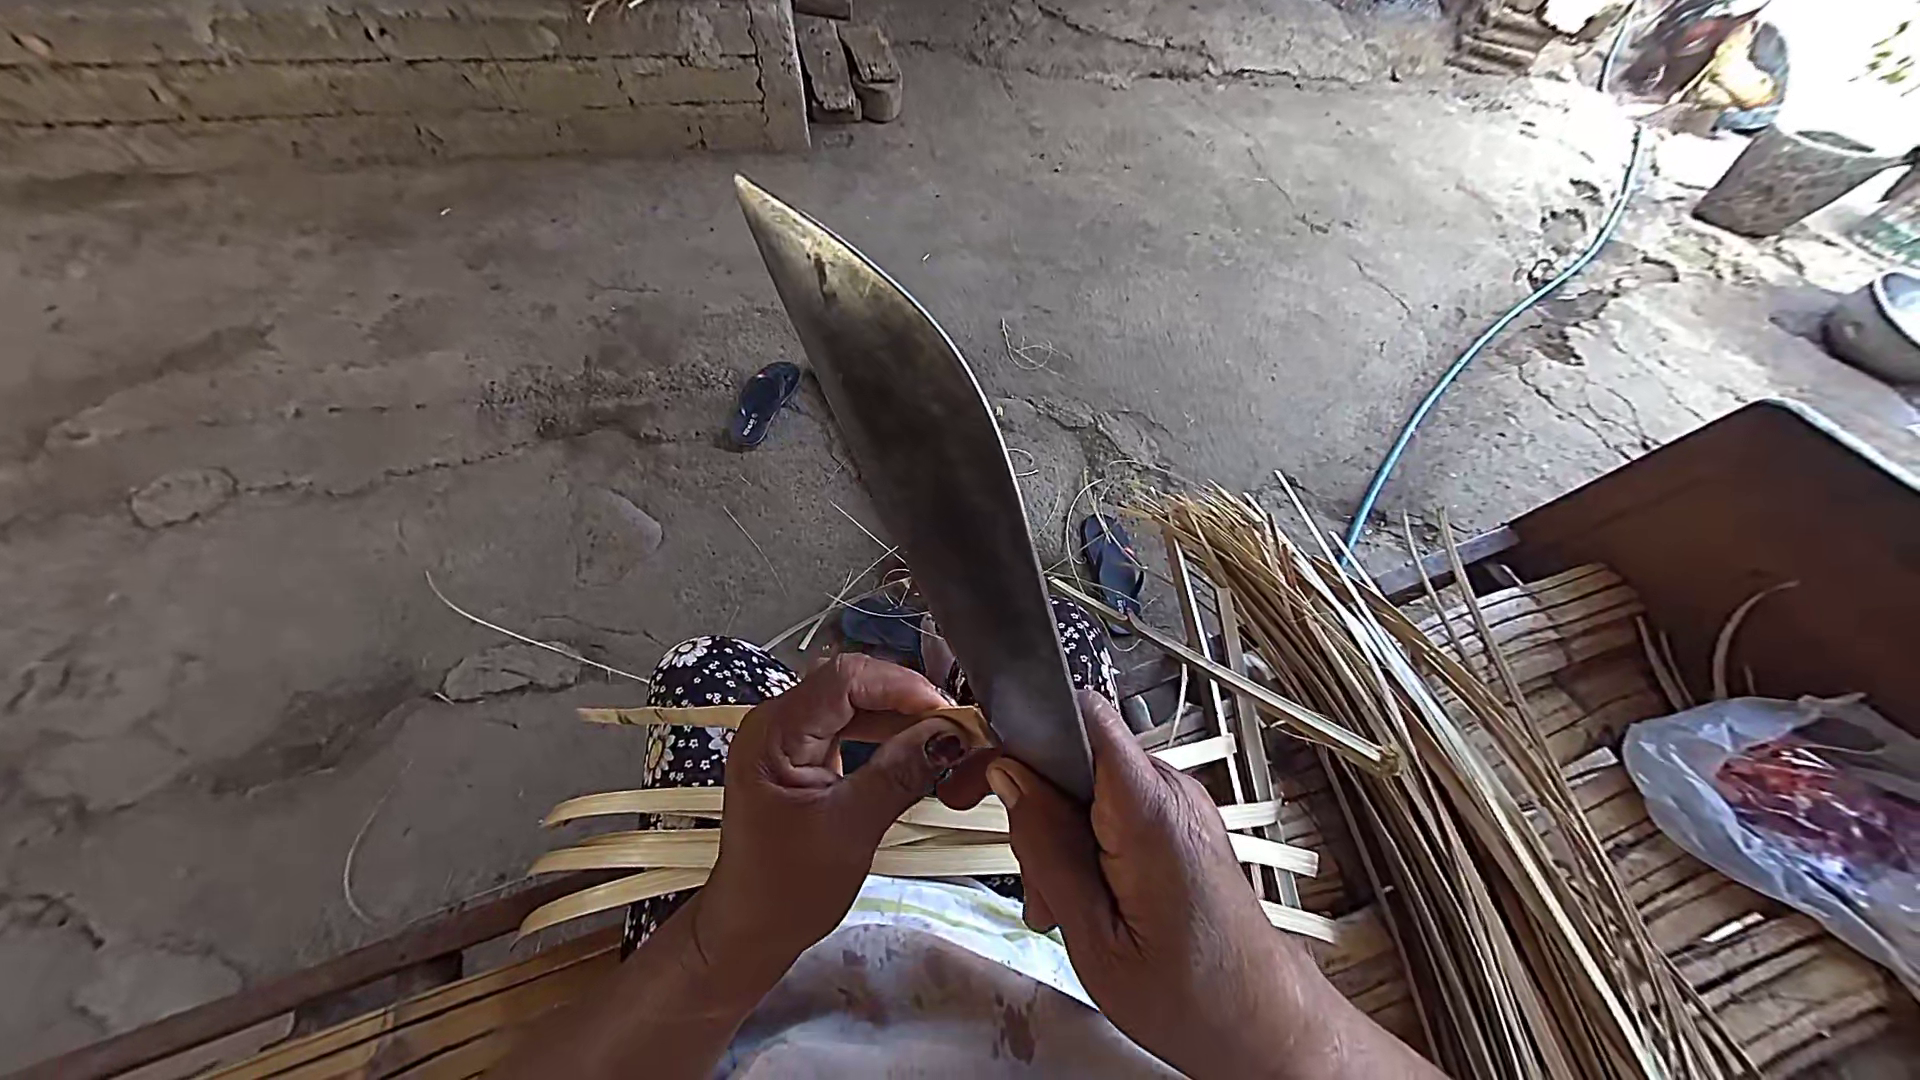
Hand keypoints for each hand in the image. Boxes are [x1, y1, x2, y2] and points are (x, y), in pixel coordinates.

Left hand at [693, 653, 975, 982]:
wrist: (750, 928)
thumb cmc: (789, 888)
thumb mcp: (851, 829)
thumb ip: (899, 773)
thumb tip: (950, 735)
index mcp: (774, 732)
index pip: (844, 680)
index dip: (899, 686)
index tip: (945, 712)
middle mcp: (777, 719)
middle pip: (851, 683)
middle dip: (905, 696)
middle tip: (953, 723)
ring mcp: (789, 733)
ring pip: (855, 699)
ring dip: (900, 712)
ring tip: (943, 732)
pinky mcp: (803, 748)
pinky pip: (851, 722)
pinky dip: (886, 728)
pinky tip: (915, 742)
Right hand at [989, 691, 1429, 1078]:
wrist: (1269, 1027)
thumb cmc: (1194, 1000)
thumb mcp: (1095, 938)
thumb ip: (1047, 848)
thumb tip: (1006, 774)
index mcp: (1149, 809)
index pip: (1083, 714)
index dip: (1024, 728)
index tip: (982, 773)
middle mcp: (1167, 787)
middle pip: (1074, 752)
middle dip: (1033, 801)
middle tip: (1025, 872)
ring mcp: (1174, 798)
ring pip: (1085, 781)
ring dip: (1056, 828)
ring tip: (1057, 901)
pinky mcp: (1174, 815)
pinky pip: (1109, 801)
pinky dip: (1082, 836)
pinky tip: (1081, 891)